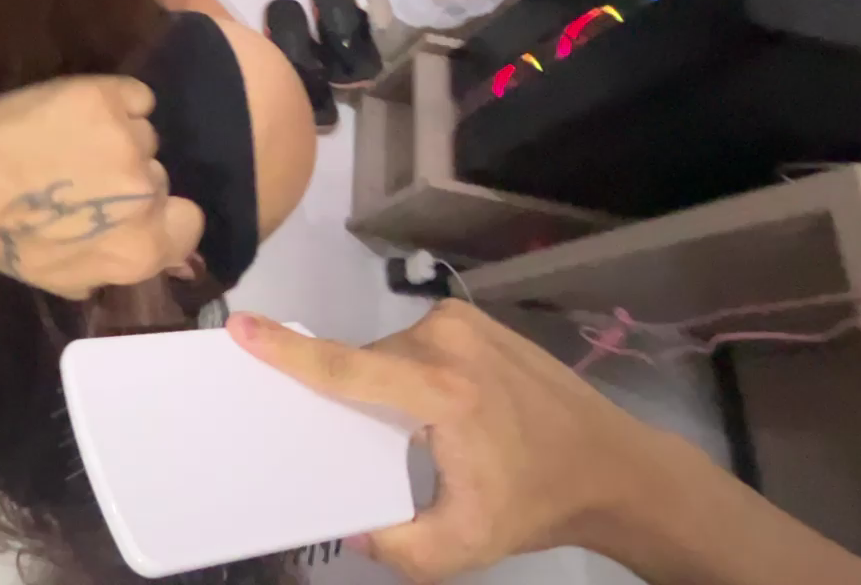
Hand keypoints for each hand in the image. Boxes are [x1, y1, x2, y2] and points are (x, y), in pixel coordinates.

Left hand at [0, 75, 203, 299]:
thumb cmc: (5, 240)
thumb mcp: (68, 278)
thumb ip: (119, 263)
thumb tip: (151, 249)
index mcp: (143, 247)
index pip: (189, 221)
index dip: (162, 212)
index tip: (130, 205)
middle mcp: (146, 192)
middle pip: (157, 174)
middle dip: (126, 176)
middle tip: (82, 174)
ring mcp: (126, 139)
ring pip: (142, 133)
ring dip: (115, 137)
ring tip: (69, 141)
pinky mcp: (102, 96)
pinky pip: (135, 96)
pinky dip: (116, 101)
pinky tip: (81, 111)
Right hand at [228, 302, 690, 582]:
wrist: (619, 466)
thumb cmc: (539, 503)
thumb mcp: (469, 543)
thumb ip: (401, 547)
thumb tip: (346, 526)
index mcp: (444, 396)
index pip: (346, 370)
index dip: (288, 352)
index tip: (241, 327)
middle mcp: (445, 341)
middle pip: (364, 362)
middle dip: (360, 397)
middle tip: (391, 436)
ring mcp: (459, 320)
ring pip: (386, 350)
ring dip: (387, 382)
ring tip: (425, 423)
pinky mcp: (469, 313)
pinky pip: (412, 338)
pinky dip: (410, 366)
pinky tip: (446, 398)